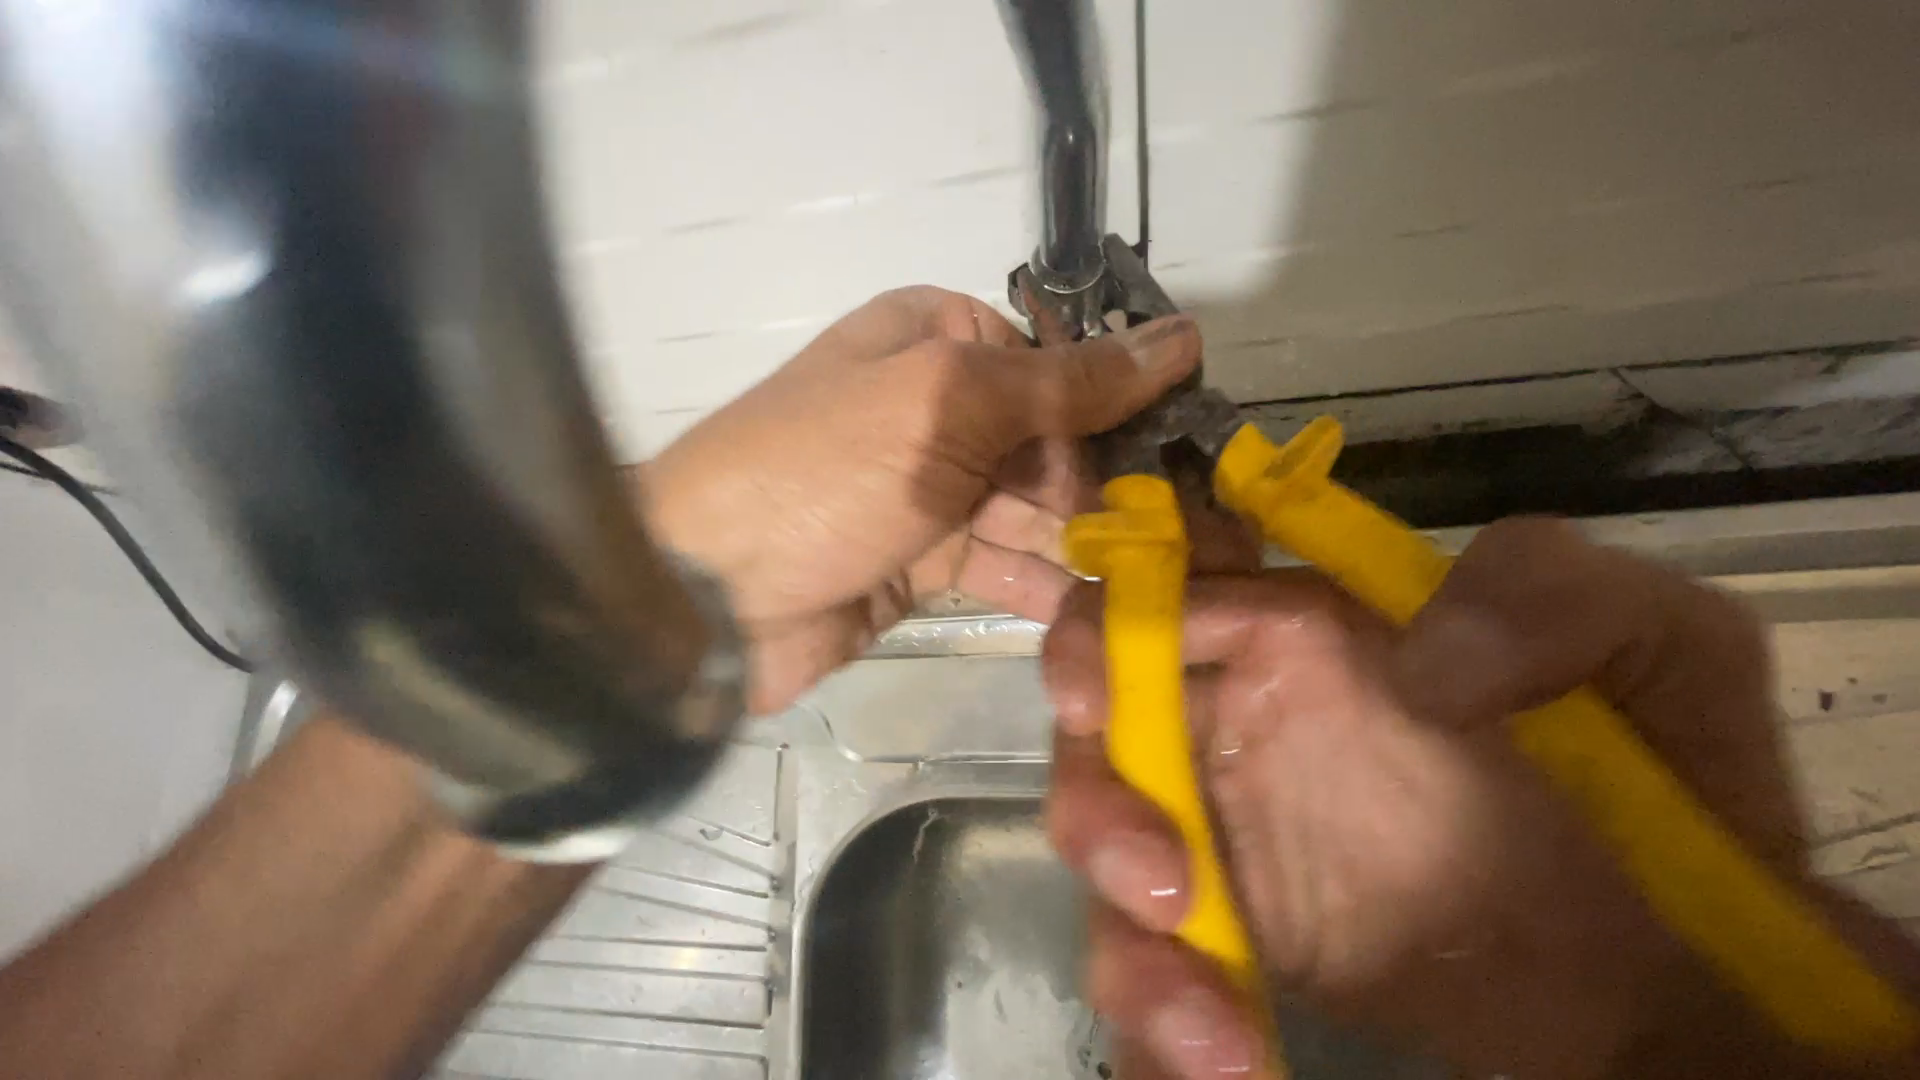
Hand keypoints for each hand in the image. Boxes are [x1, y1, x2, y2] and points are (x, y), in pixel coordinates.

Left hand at [640, 286, 1200, 712]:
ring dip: (1093, 544)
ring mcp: (928, 491)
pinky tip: (1107, 615)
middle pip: (1050, 440)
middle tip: (1195, 535)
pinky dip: (1047, 588)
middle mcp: (935, 409)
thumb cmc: (825, 473)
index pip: (1055, 360)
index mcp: (935, 341)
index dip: (1120, 403)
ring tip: (1169, 582)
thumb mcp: (947, 404)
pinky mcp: (922, 564)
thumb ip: (1064, 382)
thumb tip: (1180, 337)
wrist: (705, 597)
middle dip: (1115, 486)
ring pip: (1033, 511)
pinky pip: (1001, 568)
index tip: (1187, 449)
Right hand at [1044, 518, 1824, 1079]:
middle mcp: (1234, 730)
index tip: (1094, 696)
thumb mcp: (1651, 645)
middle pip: (1097, 741)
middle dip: (1094, 802)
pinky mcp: (1238, 950)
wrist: (1678, 970)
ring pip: (1107, 873)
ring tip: (1216, 1034)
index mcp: (1292, 640)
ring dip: (1130, 948)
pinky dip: (1153, 1031)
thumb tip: (1424, 665)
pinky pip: (1153, 977)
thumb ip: (1551, 593)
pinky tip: (1214, 1070)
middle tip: (1163, 889)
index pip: (1155, 602)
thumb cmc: (1651, 784)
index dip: (1099, 631)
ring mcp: (1226, 844)